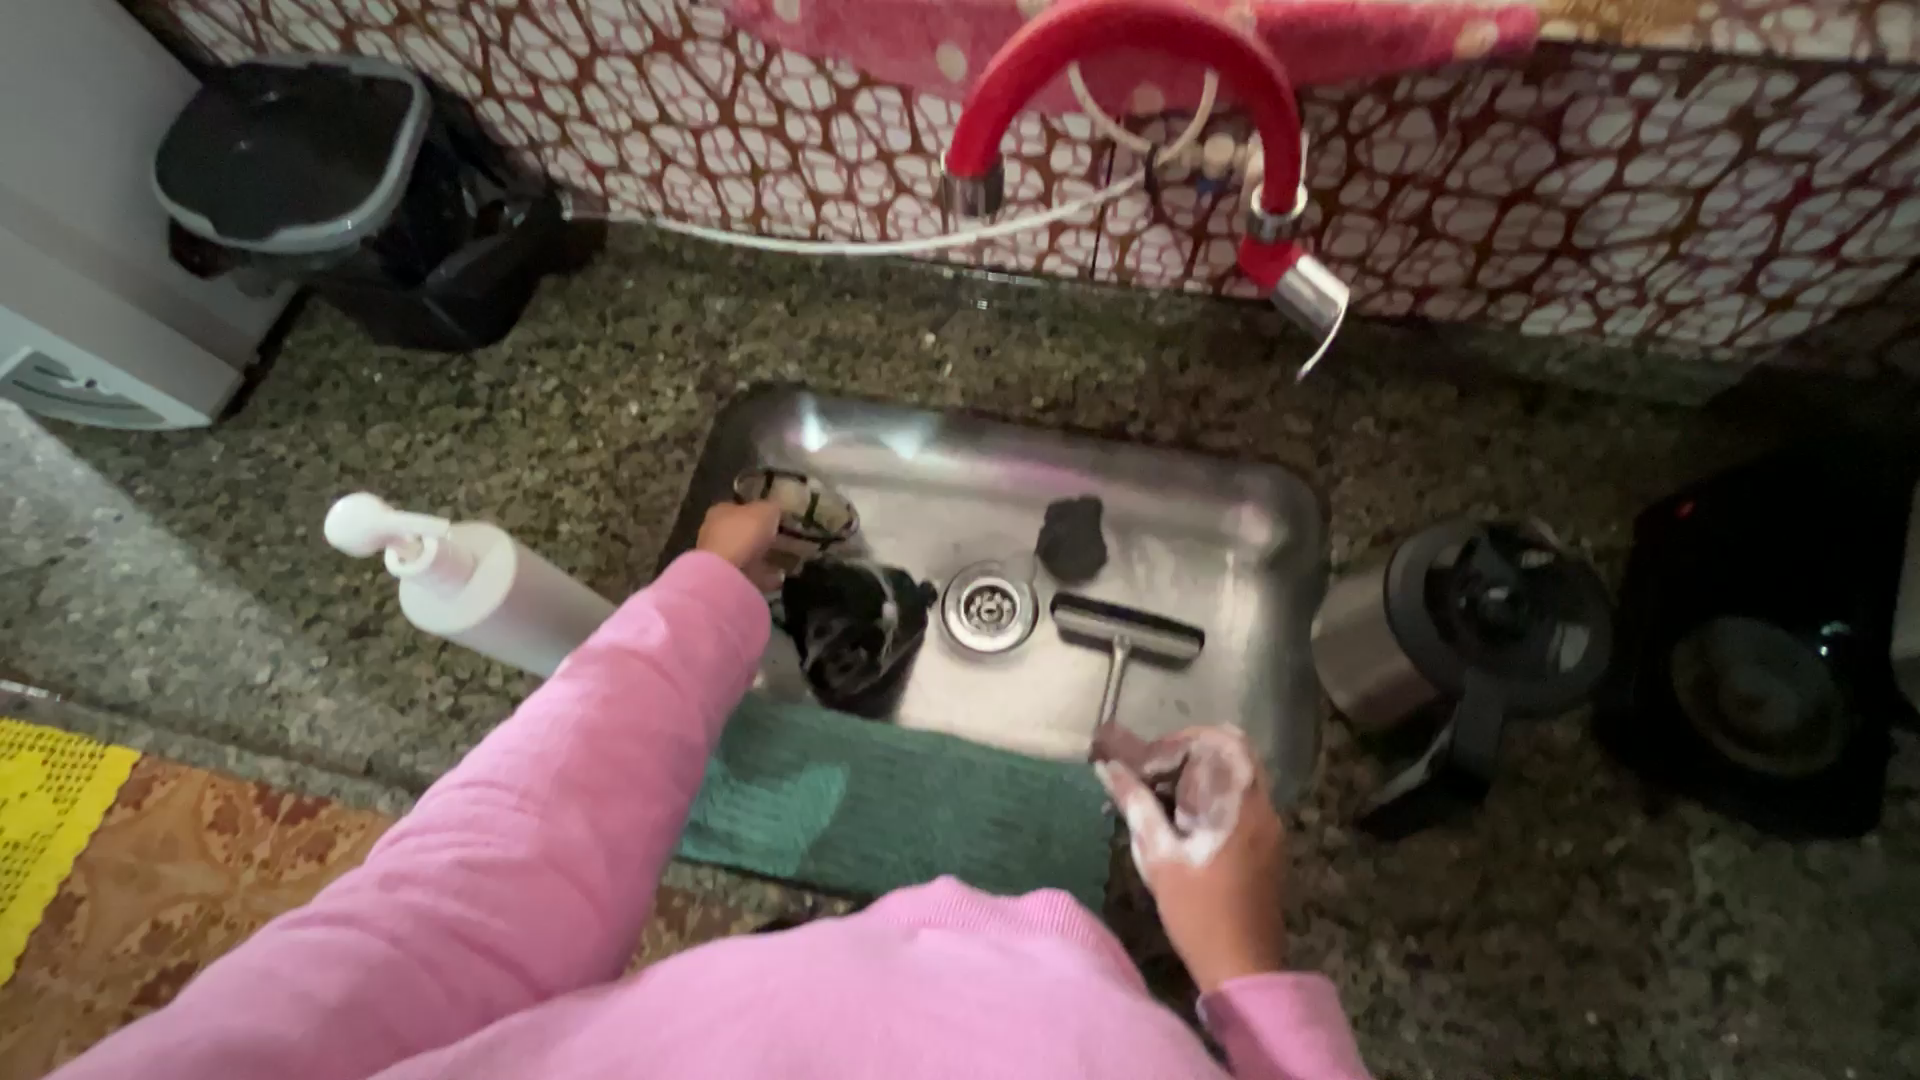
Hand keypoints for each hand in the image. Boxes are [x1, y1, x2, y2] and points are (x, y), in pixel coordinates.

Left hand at [697, 501, 782, 591]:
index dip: (759, 511)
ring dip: (764, 556)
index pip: (740, 507)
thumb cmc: (743, 534)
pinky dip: (765, 574)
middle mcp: (716, 532)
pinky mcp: (727, 578)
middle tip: (786, 538)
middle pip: (743, 531)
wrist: (726, 574)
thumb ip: (772, 507)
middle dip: (763, 535)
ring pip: (747, 553)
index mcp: (721, 511)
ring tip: (787, 558)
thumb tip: (776, 508)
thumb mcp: (765, 510)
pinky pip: (751, 573)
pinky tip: (780, 575)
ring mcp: (720, 557)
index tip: (778, 518)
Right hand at [1094, 726, 1287, 993]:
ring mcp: (1267, 825)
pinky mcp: (1263, 843)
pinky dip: (1207, 794)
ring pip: (1233, 775)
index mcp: (1240, 805)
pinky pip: (1237, 798)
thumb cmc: (1198, 912)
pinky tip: (1176, 816)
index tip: (1149, 761)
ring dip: (1195, 774)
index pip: (1222, 741)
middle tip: (1148, 770)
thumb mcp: (1158, 857)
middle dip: (1185, 753)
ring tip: (1155, 792)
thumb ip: (1136, 805)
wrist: (1244, 969)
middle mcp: (1261, 807)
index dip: (1181, 740)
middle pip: (1230, 752)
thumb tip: (1109, 766)